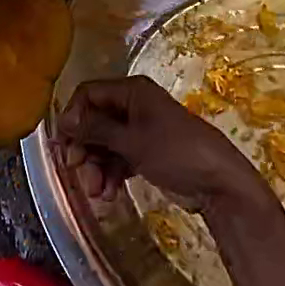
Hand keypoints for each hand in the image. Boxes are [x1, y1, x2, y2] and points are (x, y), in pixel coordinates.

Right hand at [53, 76, 270, 214]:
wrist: (221, 186)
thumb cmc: (176, 153)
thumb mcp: (131, 141)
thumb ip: (94, 129)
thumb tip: (63, 121)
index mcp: (132, 92)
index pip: (88, 94)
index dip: (73, 117)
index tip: (64, 142)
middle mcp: (134, 106)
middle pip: (93, 121)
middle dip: (84, 148)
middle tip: (75, 169)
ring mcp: (140, 130)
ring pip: (104, 144)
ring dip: (95, 167)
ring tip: (96, 192)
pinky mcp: (146, 153)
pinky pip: (118, 158)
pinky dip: (110, 174)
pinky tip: (108, 194)